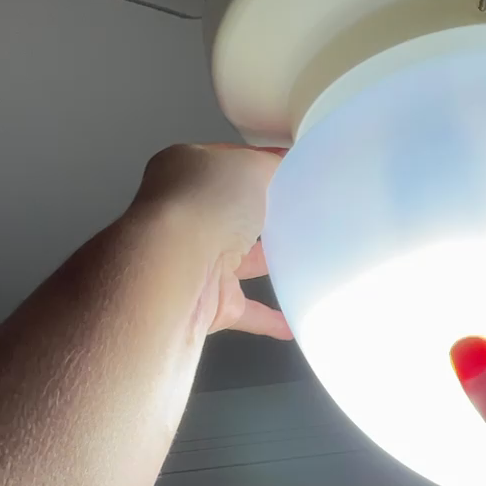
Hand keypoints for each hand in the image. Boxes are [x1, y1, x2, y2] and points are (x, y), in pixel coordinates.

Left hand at [132, 143, 291, 338]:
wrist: (179, 265)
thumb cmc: (208, 203)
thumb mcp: (248, 165)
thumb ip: (270, 165)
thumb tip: (283, 164)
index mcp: (185, 171)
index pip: (226, 165)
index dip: (258, 166)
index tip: (292, 172)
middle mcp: (186, 216)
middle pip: (233, 215)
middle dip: (264, 216)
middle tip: (306, 214)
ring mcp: (196, 262)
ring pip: (239, 262)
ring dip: (268, 264)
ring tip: (307, 259)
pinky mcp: (209, 303)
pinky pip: (246, 311)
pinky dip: (268, 318)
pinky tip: (292, 321)